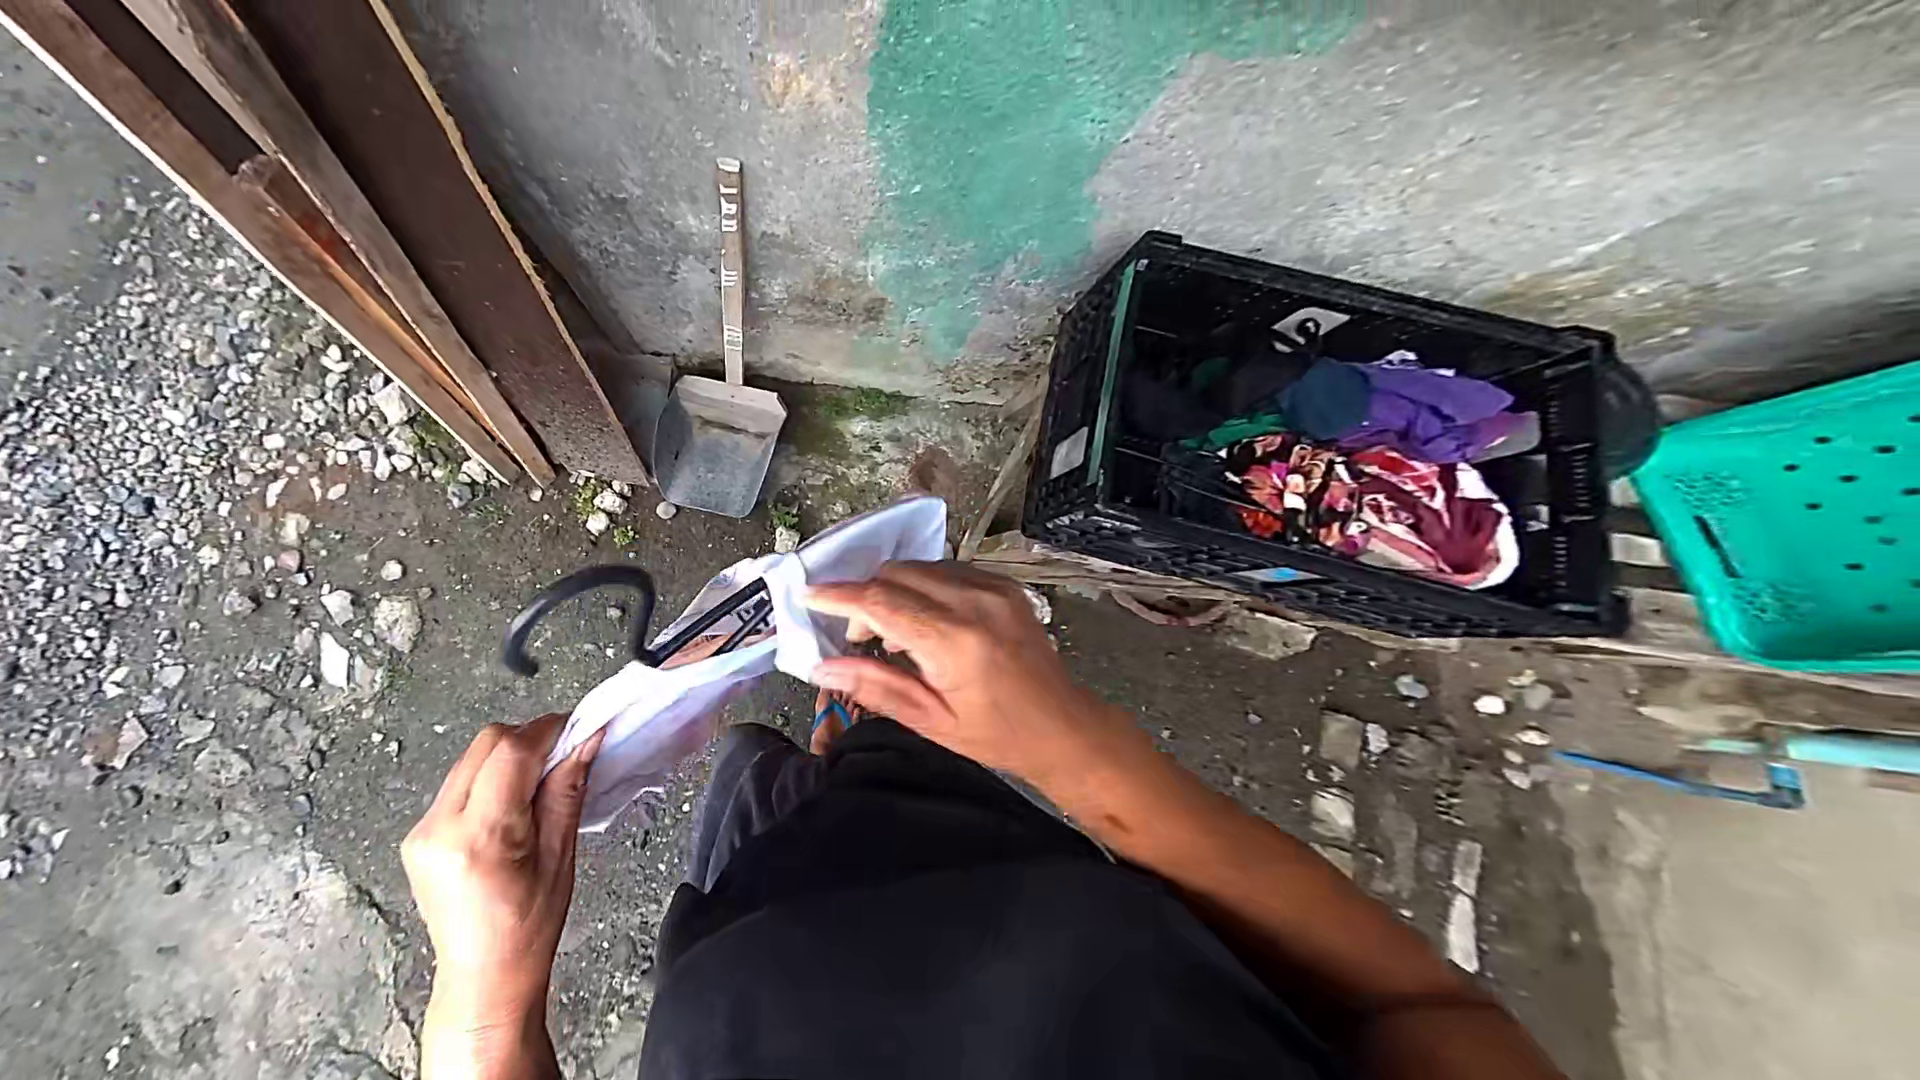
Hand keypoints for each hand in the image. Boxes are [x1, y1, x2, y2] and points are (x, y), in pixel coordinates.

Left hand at [401, 713, 603, 1078]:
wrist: (484, 972)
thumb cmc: (529, 923)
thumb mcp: (562, 852)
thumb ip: (567, 788)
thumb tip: (586, 739)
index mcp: (479, 838)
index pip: (511, 752)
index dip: (550, 729)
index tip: (581, 726)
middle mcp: (439, 830)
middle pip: (487, 744)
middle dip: (532, 736)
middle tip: (568, 748)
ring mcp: (422, 831)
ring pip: (473, 756)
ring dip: (514, 752)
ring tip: (546, 774)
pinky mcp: (420, 833)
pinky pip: (462, 778)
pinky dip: (496, 771)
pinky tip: (520, 793)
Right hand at [803, 561, 1133, 781]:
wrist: (1062, 725)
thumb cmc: (998, 734)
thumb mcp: (931, 721)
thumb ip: (875, 686)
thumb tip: (821, 667)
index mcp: (956, 642)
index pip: (882, 602)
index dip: (839, 597)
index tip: (810, 595)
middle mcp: (976, 603)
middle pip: (898, 574)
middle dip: (867, 597)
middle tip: (862, 638)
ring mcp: (995, 589)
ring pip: (921, 567)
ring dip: (896, 590)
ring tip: (898, 634)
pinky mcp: (1005, 585)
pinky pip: (948, 570)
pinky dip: (925, 587)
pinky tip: (928, 620)